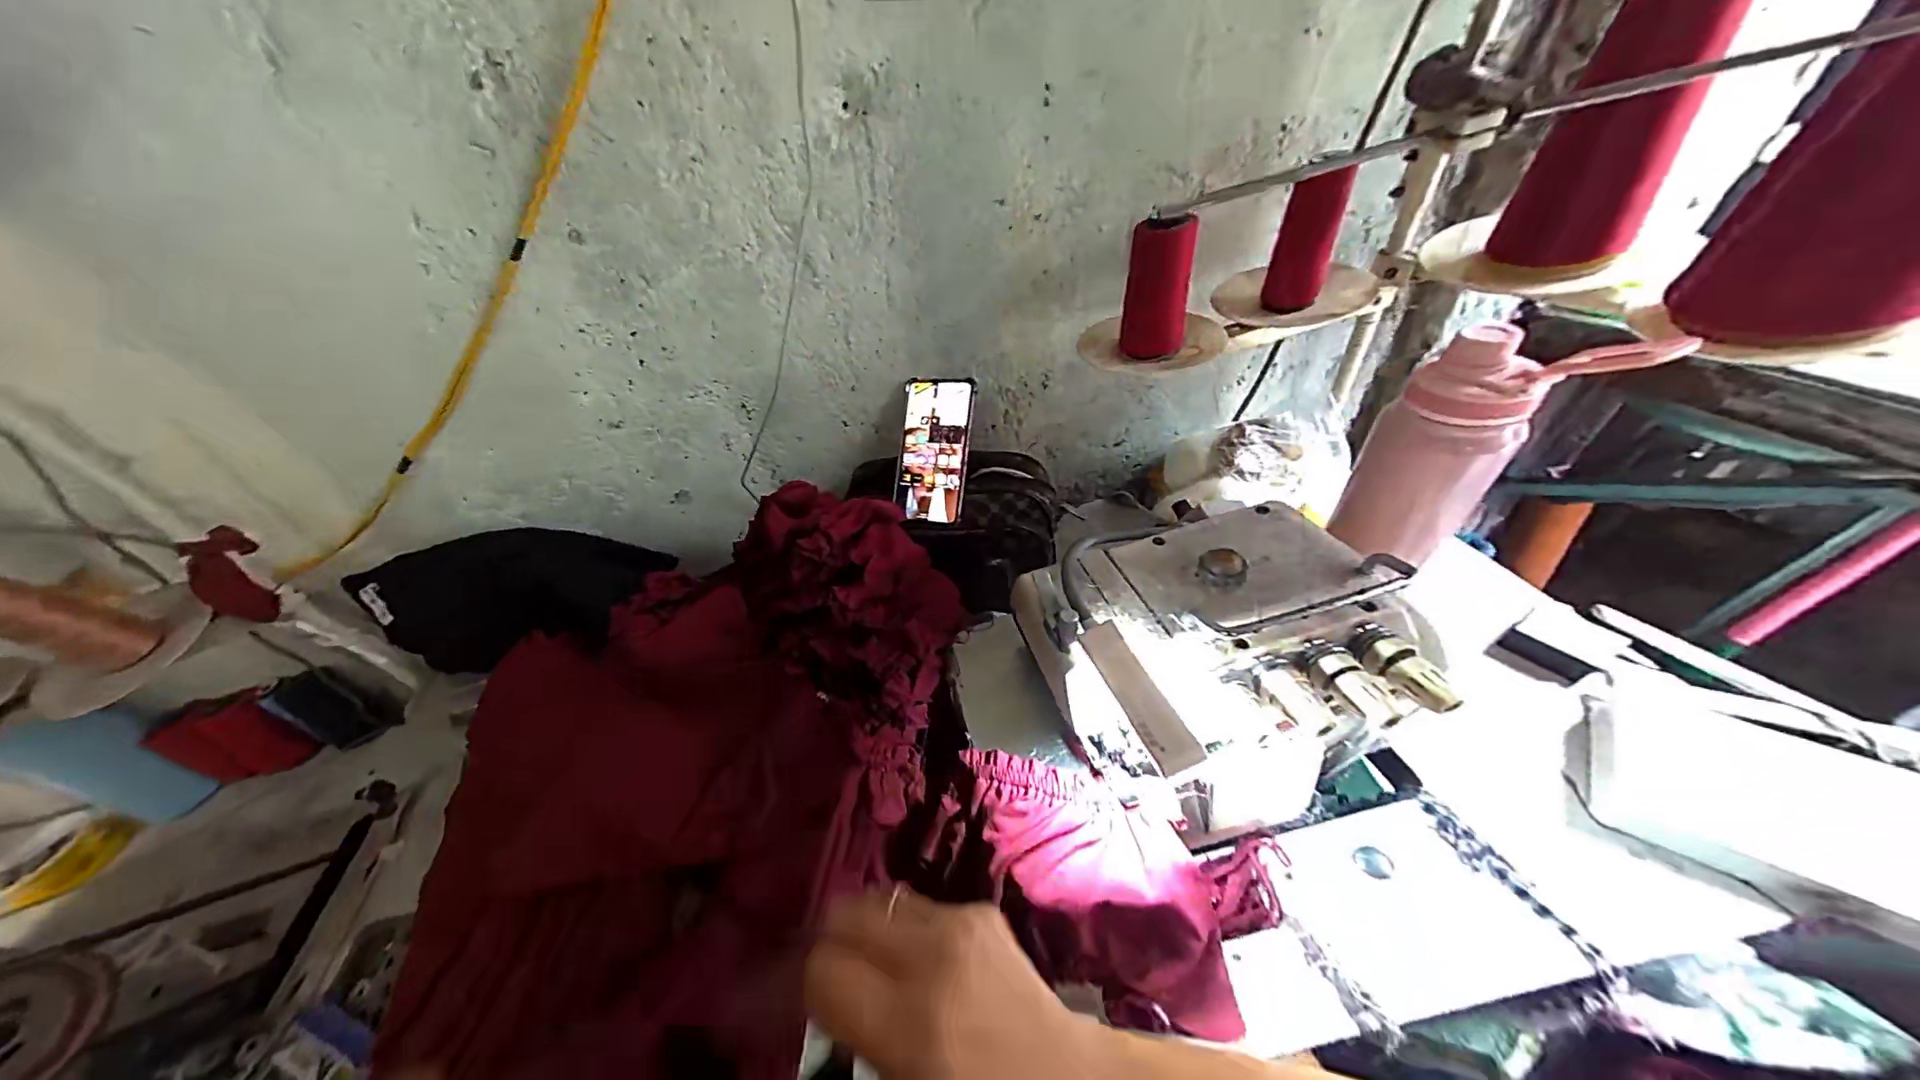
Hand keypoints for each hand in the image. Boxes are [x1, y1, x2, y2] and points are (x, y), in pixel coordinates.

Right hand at [804, 888, 1104, 1079]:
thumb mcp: (903, 1078)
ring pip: (880, 899)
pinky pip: (921, 904)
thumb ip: (856, 1034)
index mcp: (909, 1020)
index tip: (802, 995)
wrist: (1061, 1072)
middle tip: (831, 971)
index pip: (822, 969)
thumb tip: (818, 998)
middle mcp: (932, 956)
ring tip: (871, 959)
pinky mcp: (981, 909)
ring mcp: (960, 922)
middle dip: (830, 941)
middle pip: (845, 915)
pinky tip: (917, 954)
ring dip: (867, 928)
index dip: (804, 982)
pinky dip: (906, 925)